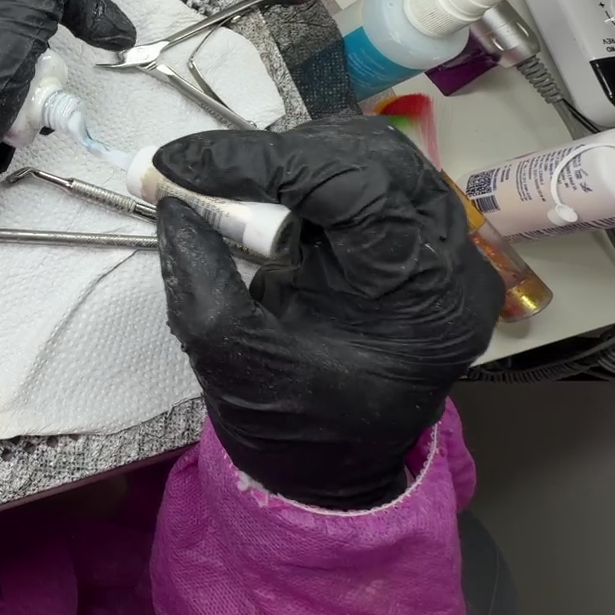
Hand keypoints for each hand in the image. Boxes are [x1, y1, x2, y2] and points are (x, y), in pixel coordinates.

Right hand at [152, 118, 501, 509]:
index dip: (261, 161)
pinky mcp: (392, 236)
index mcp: (420, 299)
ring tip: (222, 179)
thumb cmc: (292, 425)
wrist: (327, 463)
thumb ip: (198, 278)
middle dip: (275, 152)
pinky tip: (250, 189)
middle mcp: (442, 259)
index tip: (178, 165)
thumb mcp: (230, 360)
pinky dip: (290, 168)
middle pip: (372, 158)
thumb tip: (173, 202)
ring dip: (284, 154)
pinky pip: (348, 172)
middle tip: (196, 170)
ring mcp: (424, 244)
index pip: (356, 190)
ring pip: (363, 153)